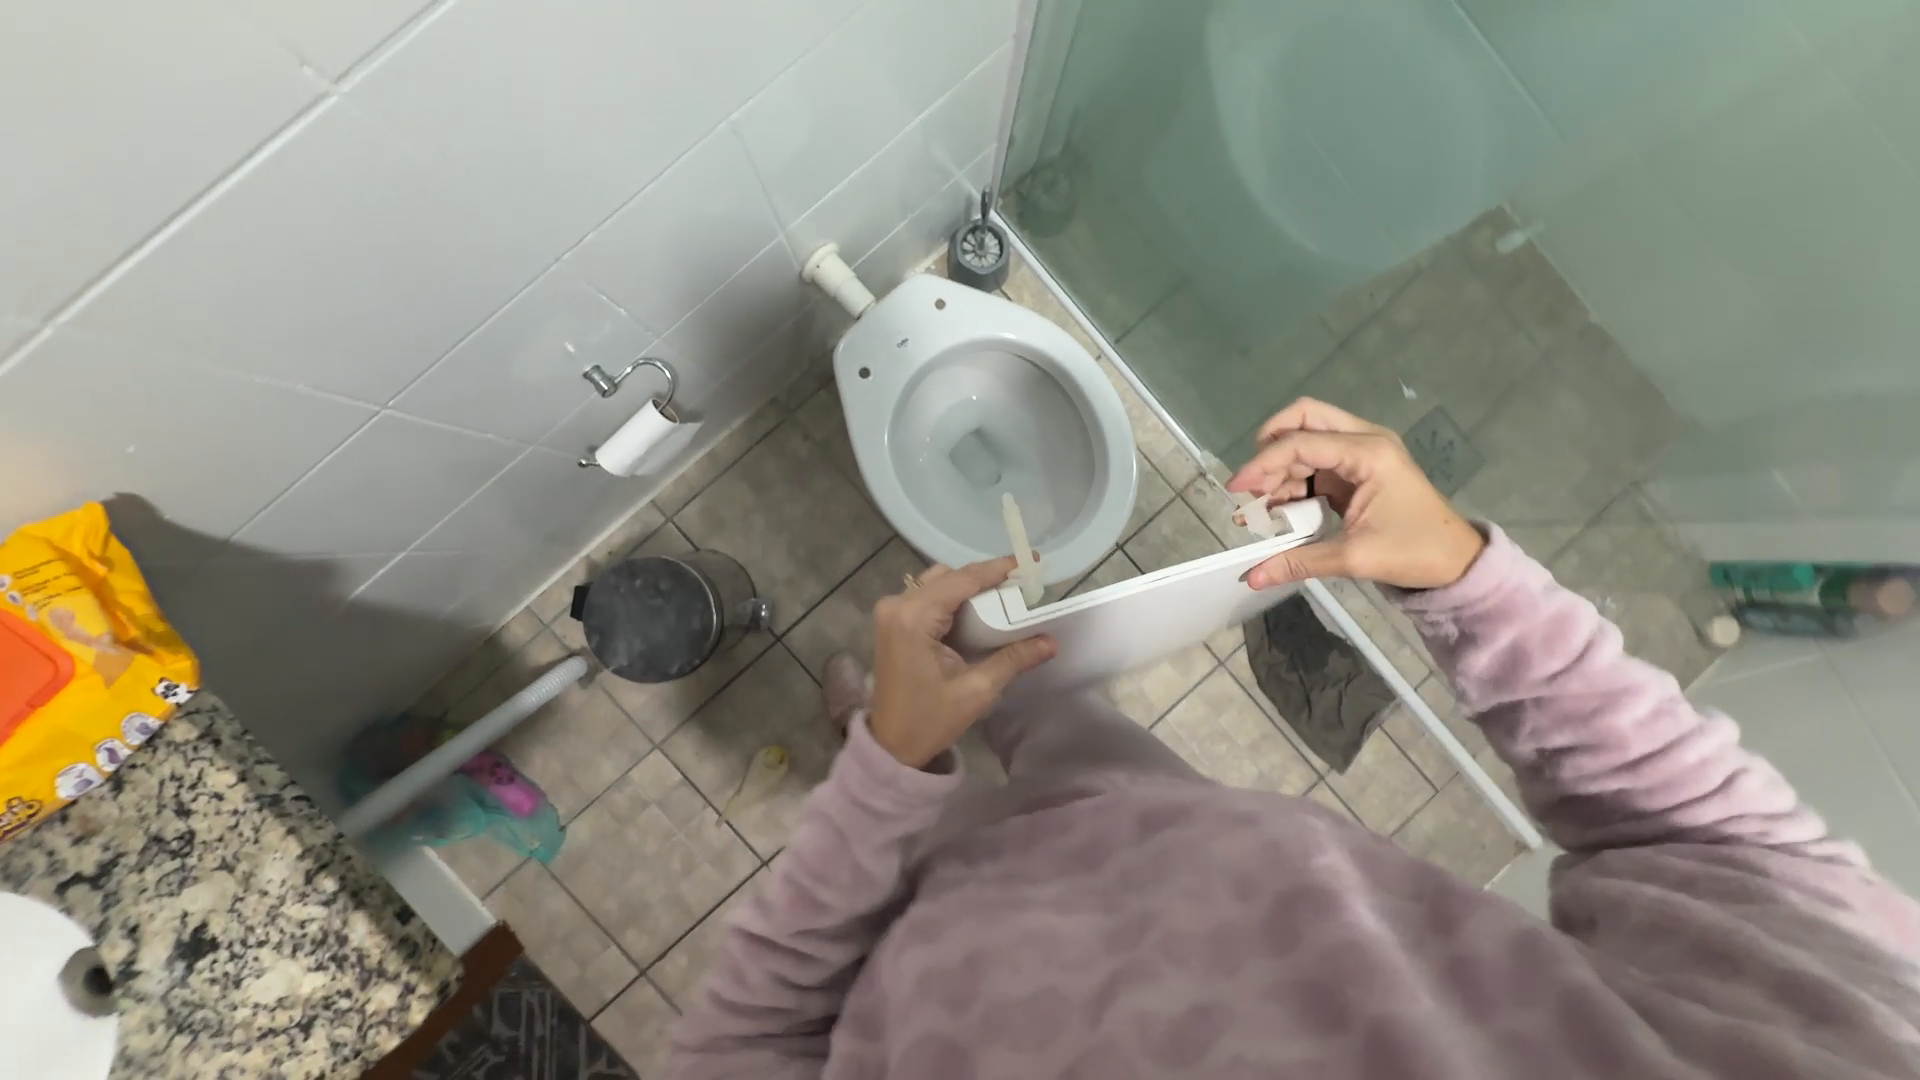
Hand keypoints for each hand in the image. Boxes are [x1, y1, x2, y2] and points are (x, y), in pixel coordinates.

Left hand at [868, 557, 1056, 767]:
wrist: (892, 745)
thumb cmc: (930, 719)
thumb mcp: (977, 689)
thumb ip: (1013, 658)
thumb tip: (1050, 641)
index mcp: (913, 617)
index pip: (962, 580)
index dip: (997, 569)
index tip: (1029, 561)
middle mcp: (897, 605)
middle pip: (948, 576)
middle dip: (985, 578)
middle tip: (1020, 585)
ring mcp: (891, 612)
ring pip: (937, 583)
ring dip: (968, 587)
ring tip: (1002, 596)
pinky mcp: (892, 622)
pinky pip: (927, 596)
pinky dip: (953, 598)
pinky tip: (977, 610)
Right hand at [1226, 398, 1485, 590]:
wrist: (1457, 562)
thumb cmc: (1415, 552)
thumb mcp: (1354, 558)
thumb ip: (1298, 562)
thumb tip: (1251, 578)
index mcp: (1369, 453)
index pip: (1301, 442)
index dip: (1262, 463)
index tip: (1236, 490)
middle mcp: (1364, 442)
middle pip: (1304, 419)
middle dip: (1270, 446)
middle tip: (1250, 482)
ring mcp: (1360, 453)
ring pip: (1305, 441)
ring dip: (1278, 469)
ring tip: (1259, 507)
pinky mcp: (1356, 470)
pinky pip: (1314, 464)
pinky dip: (1291, 482)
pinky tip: (1277, 509)